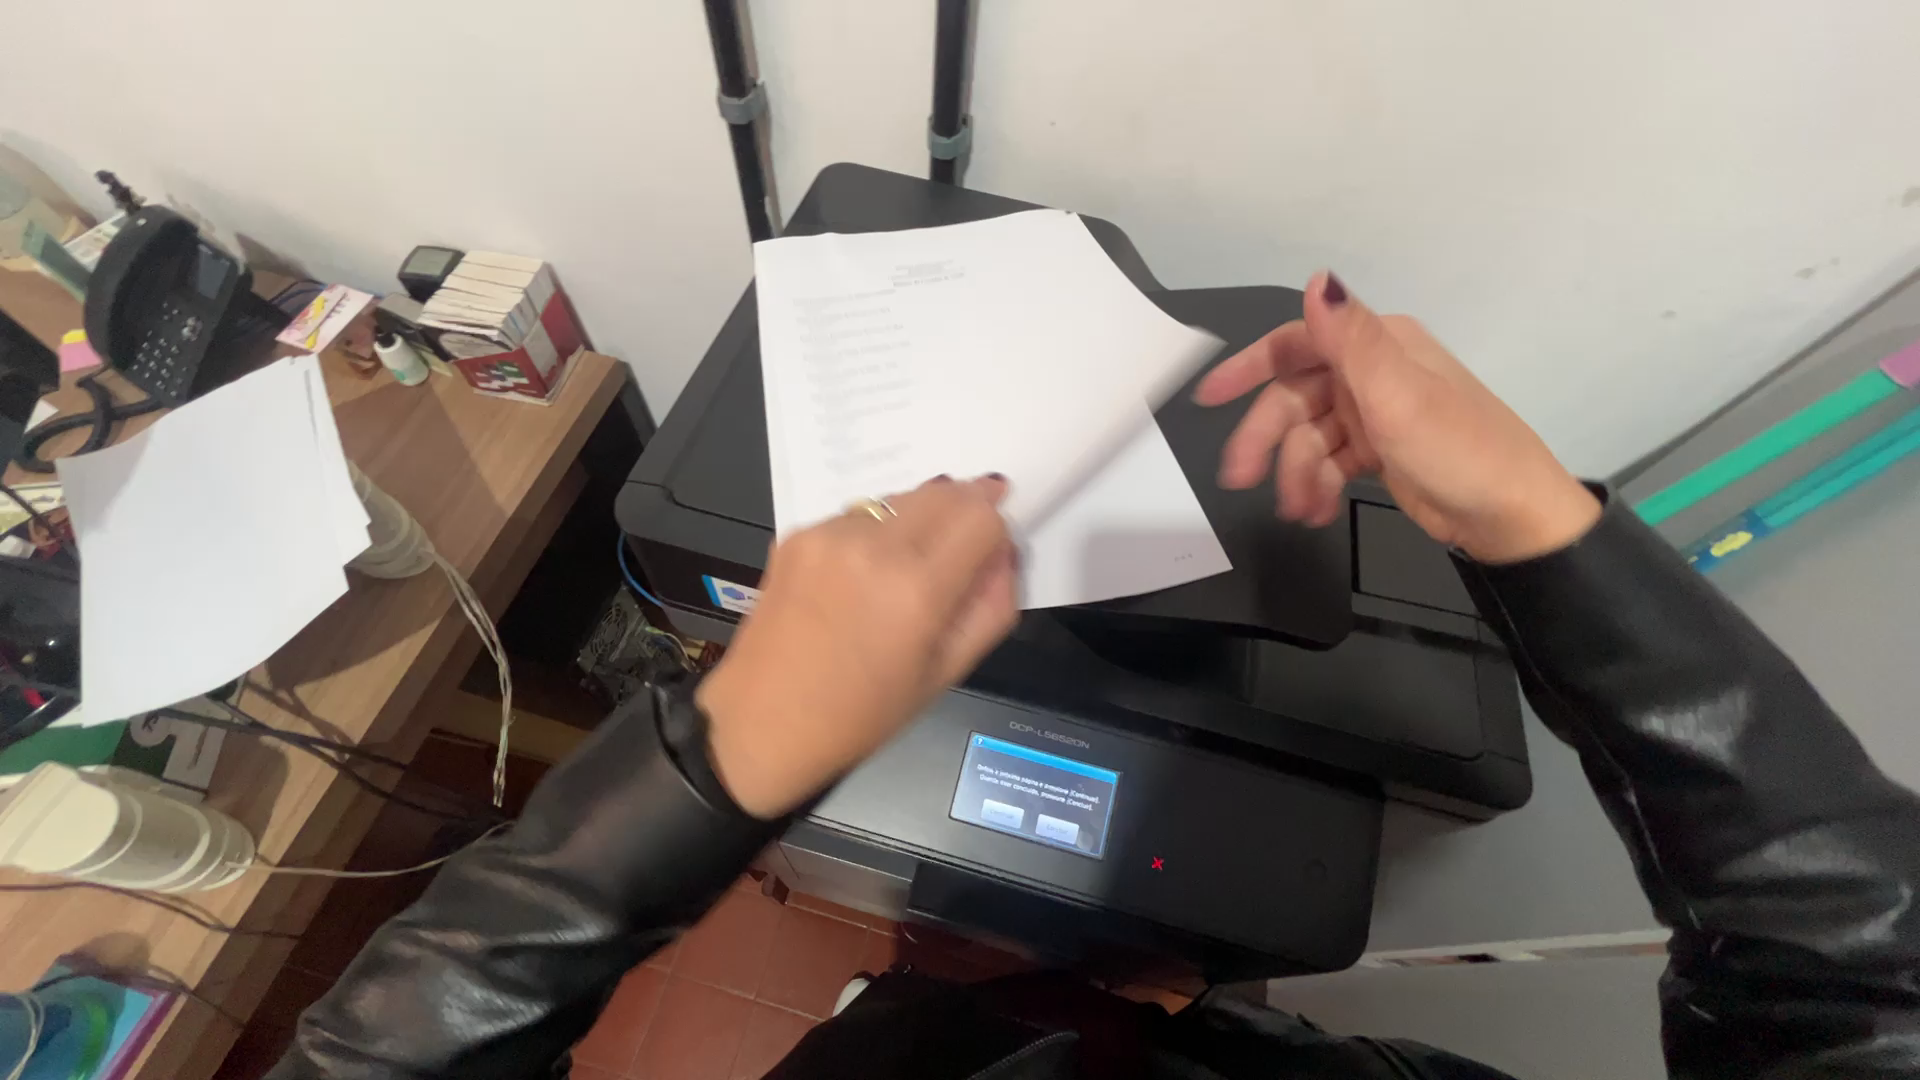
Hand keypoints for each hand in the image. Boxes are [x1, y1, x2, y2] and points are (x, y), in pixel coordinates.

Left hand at [696, 476, 1018, 818]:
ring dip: (920, 519)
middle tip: (963, 546)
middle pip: (945, 491)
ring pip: (902, 498)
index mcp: (917, 590)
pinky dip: (876, 532)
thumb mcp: (947, 672)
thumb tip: (1003, 553)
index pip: (981, 515)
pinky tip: (861, 576)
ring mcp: (830, 535)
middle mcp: (873, 547)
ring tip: (904, 571)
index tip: (994, 541)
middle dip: (966, 509)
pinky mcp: (798, 534)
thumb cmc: (862, 713)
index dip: (997, 524)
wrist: (764, 722)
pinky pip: (860, 514)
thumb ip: (992, 605)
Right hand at [1193, 272, 1599, 563]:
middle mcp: (1369, 374)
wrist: (1510, 518)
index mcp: (1377, 348)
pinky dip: (1315, 487)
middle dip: (1266, 441)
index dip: (1248, 367)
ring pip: (1305, 438)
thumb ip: (1353, 341)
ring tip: (1297, 511)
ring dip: (1293, 474)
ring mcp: (1370, 414)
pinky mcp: (1373, 450)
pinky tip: (1315, 512)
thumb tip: (1318, 279)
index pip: (1296, 345)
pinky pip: (1325, 463)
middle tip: (1240, 479)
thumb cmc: (1460, 452)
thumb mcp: (1401, 397)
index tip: (1209, 397)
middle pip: (1292, 401)